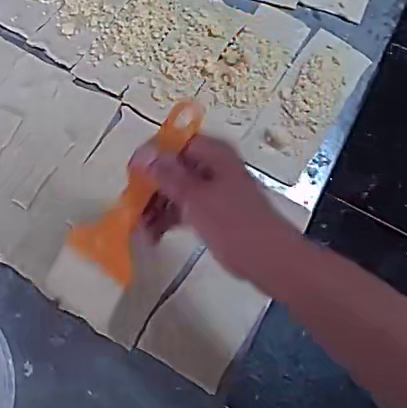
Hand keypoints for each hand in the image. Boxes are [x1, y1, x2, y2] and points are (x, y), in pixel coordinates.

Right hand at [132, 135, 306, 287]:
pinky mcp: (216, 211)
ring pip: (175, 189)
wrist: (274, 264)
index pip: (173, 143)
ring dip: (156, 206)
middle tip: (132, 207)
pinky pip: (184, 207)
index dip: (150, 157)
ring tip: (141, 229)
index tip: (132, 176)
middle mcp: (213, 166)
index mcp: (213, 154)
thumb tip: (142, 154)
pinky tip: (154, 235)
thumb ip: (166, 175)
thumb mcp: (195, 198)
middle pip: (171, 167)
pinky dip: (169, 218)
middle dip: (150, 187)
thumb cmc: (236, 226)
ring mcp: (215, 189)